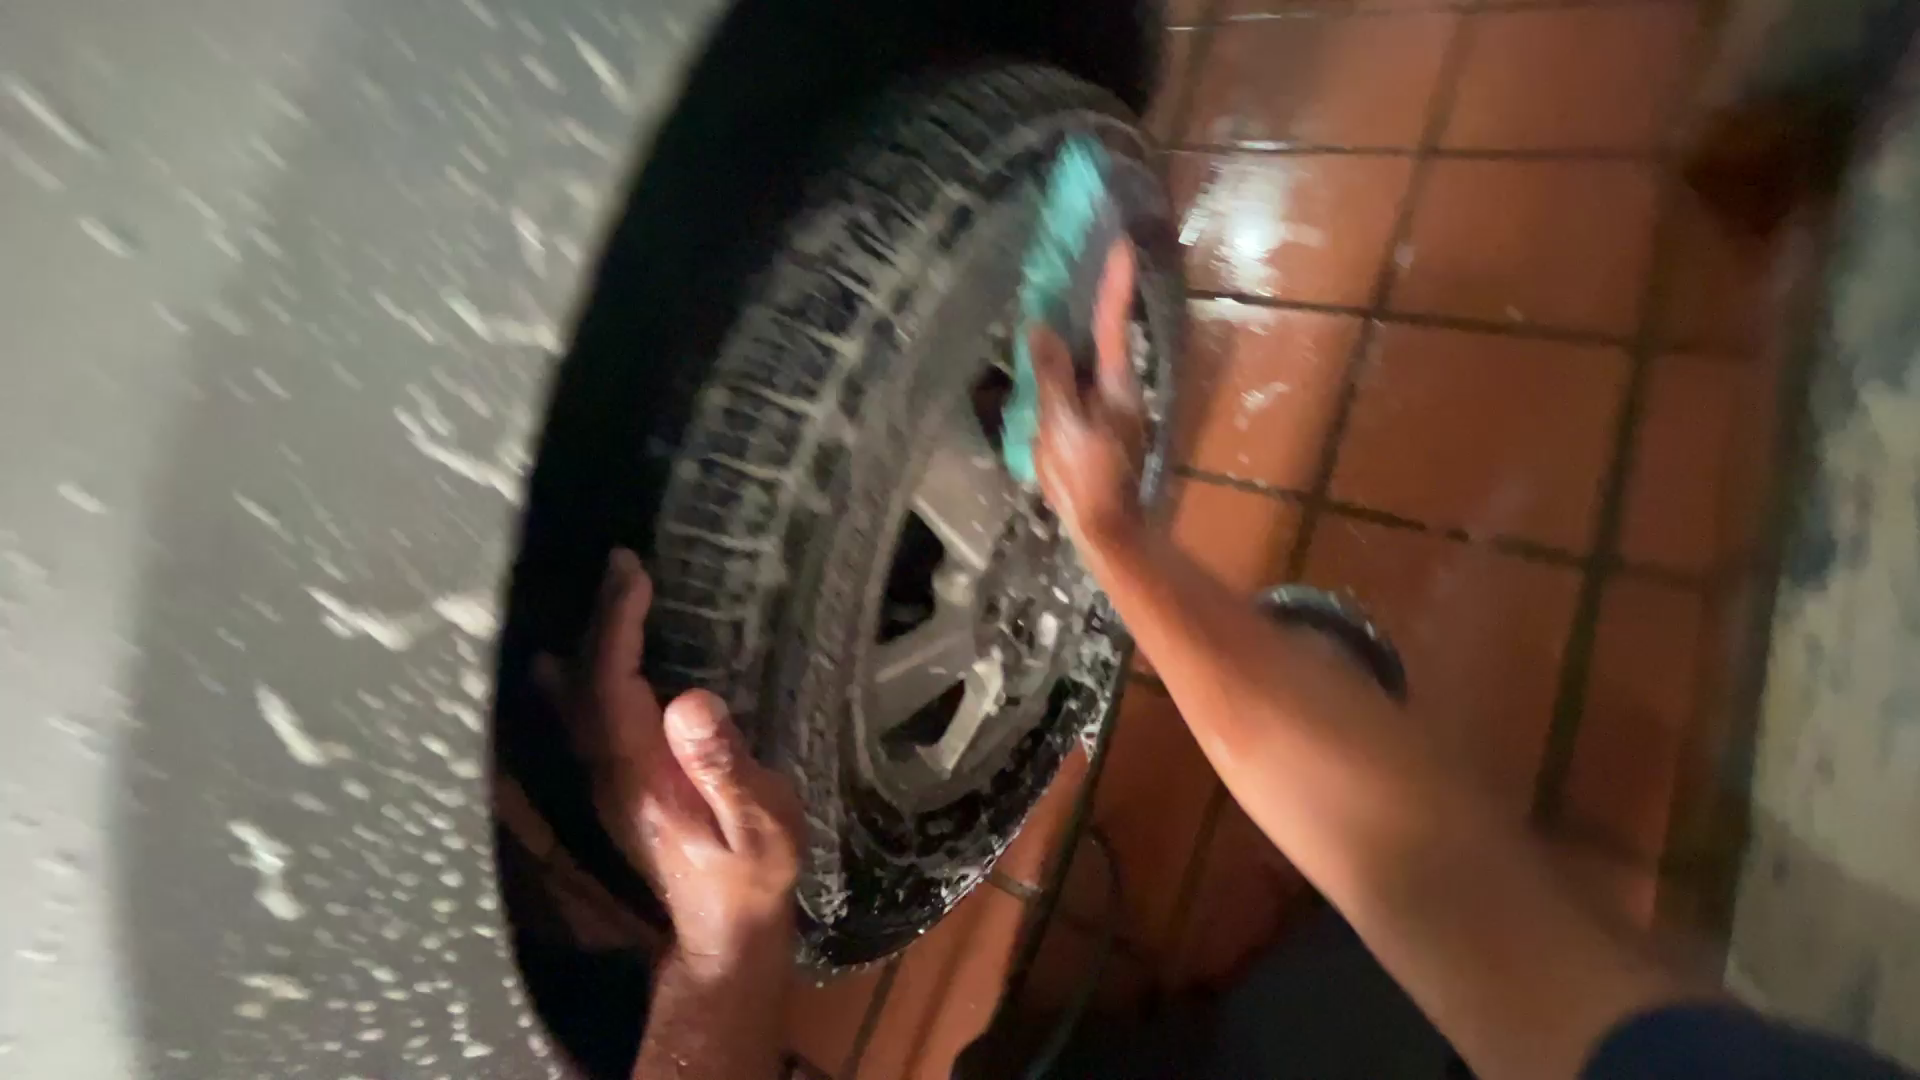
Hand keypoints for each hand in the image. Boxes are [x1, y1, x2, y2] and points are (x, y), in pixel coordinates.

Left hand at [544, 550, 803, 971]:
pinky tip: (574, 660)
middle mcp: (611, 771)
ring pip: (580, 699)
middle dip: (602, 619)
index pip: (615, 685)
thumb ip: (724, 766)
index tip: (633, 575)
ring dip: (590, 640)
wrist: (724, 930)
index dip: (619, 626)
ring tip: (606, 592)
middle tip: (622, 564)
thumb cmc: (751, 874)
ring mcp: (609, 780)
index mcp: (641, 773)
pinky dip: (588, 672)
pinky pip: (590, 715)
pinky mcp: (621, 785)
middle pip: (587, 684)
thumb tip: (693, 700)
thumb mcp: (757, 821)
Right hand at [1030, 238, 1147, 552]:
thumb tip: (1040, 328)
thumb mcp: (1064, 424)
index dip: (1115, 281)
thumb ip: (1053, 375)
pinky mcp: (1094, 420)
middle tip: (1076, 257)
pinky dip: (1064, 358)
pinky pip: (1078, 378)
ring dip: (1076, 326)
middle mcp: (1117, 385)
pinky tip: (1046, 354)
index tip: (1118, 241)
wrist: (1102, 523)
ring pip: (1089, 355)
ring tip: (1054, 295)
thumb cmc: (1086, 475)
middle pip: (1103, 332)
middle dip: (1092, 295)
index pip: (1113, 320)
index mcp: (1115, 381)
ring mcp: (1107, 404)